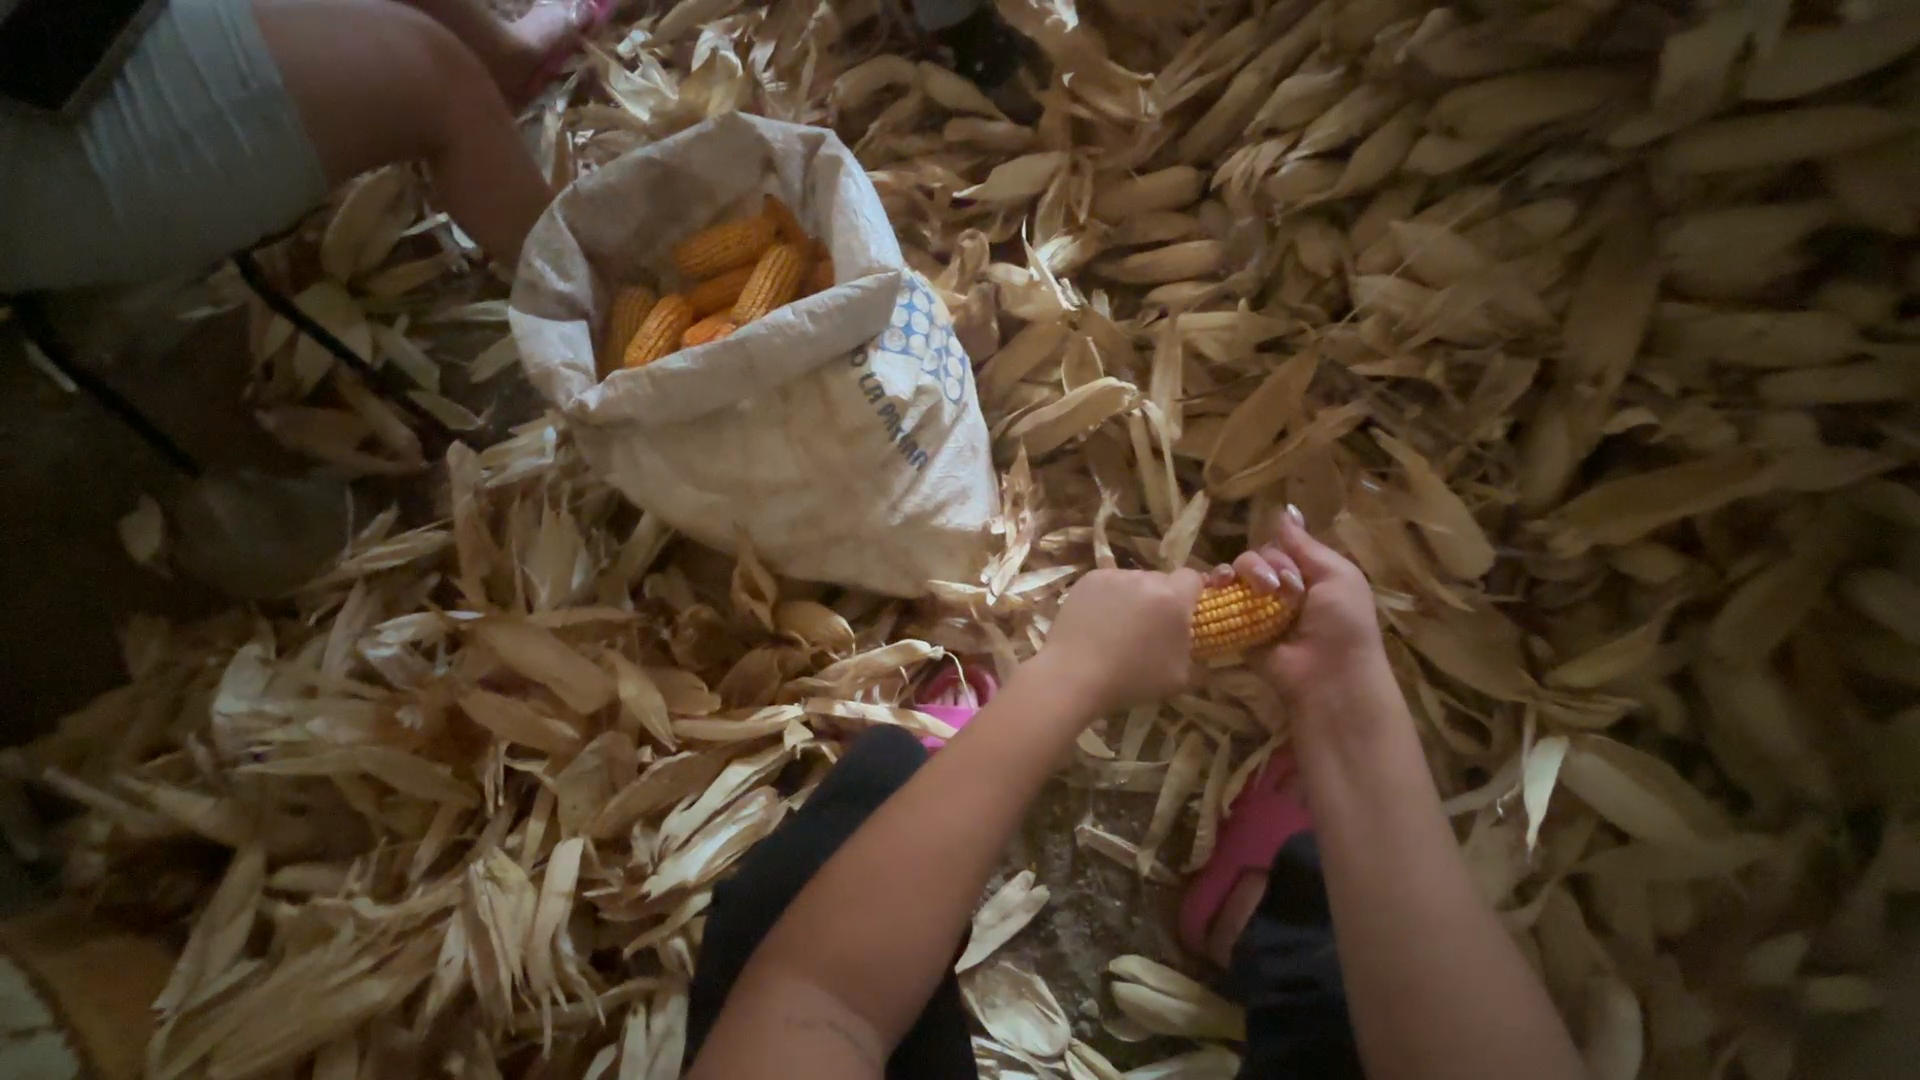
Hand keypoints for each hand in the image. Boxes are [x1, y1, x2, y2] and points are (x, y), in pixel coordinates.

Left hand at [1037, 567, 1204, 714]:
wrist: (1074, 674)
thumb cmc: (1132, 678)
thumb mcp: (1180, 678)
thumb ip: (1197, 656)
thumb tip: (1202, 649)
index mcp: (1173, 598)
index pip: (1194, 577)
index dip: (1192, 593)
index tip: (1185, 613)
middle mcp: (1145, 578)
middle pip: (1162, 579)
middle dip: (1162, 598)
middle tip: (1150, 626)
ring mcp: (1114, 576)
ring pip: (1134, 581)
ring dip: (1134, 596)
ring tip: (1119, 625)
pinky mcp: (1088, 580)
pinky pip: (1108, 583)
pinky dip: (1108, 597)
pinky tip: (1099, 621)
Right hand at [1211, 506, 1403, 731]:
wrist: (1328, 675)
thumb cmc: (1343, 624)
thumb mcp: (1337, 576)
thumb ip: (1306, 545)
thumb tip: (1283, 510)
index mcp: (1307, 576)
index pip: (1280, 548)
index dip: (1280, 552)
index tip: (1292, 572)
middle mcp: (1280, 590)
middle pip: (1255, 558)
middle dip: (1262, 567)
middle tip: (1275, 589)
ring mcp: (1256, 609)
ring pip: (1234, 575)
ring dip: (1240, 574)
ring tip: (1253, 591)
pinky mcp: (1235, 627)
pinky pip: (1218, 600)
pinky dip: (1214, 589)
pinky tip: (1216, 587)